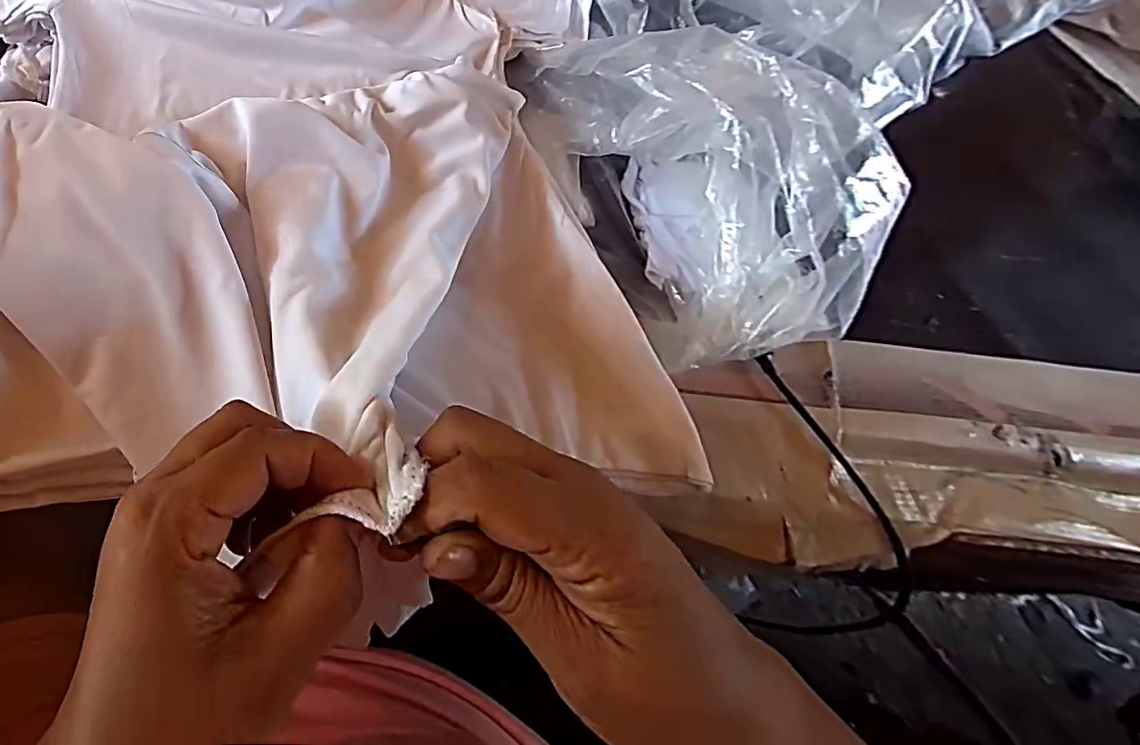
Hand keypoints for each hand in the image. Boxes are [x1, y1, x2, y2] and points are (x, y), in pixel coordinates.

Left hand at [44, 401, 371, 744]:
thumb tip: (345, 518)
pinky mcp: (149, 529)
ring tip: (312, 525)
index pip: (254, 447)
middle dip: (296, 454)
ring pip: (220, 449)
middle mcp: (146, 497)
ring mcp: (142, 509)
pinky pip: (208, 481)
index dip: (318, 457)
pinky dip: (251, 493)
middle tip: (341, 498)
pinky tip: (273, 543)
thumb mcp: (273, 662)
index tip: (364, 489)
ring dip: (275, 472)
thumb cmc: (181, 725)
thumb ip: (325, 577)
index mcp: (167, 517)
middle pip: (232, 430)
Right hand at [395, 407, 859, 744]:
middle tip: (406, 534)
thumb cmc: (668, 700)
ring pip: (473, 438)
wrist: (741, 708)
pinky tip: (450, 532)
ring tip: (421, 537)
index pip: (477, 478)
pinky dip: (456, 484)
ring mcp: (570, 479)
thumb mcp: (579, 661)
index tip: (398, 547)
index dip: (425, 504)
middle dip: (422, 473)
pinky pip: (491, 462)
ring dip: (434, 476)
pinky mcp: (562, 492)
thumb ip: (503, 588)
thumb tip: (431, 544)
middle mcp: (575, 480)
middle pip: (466, 431)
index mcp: (588, 523)